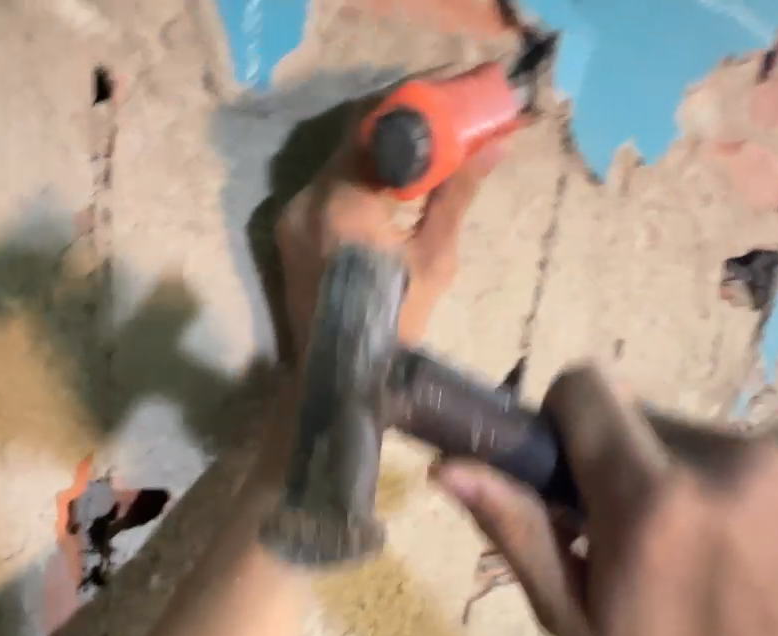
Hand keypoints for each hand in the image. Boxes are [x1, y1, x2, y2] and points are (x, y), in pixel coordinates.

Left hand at [274, 107, 505, 356]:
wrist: (338, 380)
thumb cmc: (391, 325)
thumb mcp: (432, 261)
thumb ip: (454, 197)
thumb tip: (492, 148)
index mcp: (342, 202)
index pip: (374, 127)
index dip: (412, 113)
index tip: (447, 114)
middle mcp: (305, 201)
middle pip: (351, 145)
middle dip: (395, 138)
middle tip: (436, 139)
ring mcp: (289, 220)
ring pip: (335, 169)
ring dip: (373, 164)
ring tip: (413, 173)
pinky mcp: (285, 237)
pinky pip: (322, 195)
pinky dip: (351, 190)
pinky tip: (381, 203)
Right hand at [432, 366, 777, 635]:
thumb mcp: (573, 616)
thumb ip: (514, 531)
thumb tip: (447, 468)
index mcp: (652, 499)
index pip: (583, 389)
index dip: (558, 418)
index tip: (561, 471)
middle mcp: (721, 454)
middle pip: (629, 415)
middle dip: (611, 460)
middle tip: (625, 530)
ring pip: (680, 429)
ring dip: (665, 471)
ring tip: (689, 543)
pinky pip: (732, 441)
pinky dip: (716, 478)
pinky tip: (737, 537)